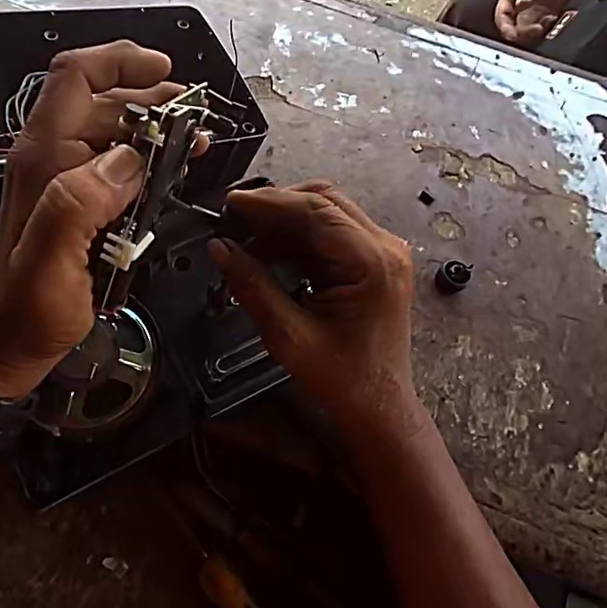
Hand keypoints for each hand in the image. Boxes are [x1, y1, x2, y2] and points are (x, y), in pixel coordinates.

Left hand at [0, 41, 192, 398]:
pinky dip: (154, 155)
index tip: (165, 70)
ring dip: (159, 125)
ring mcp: (69, 178)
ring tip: (197, 135)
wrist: (17, 340)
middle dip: (153, 96)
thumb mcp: (49, 262)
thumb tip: (126, 160)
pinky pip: (122, 162)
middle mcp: (54, 157)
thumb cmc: (32, 308)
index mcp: (43, 158)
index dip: (119, 62)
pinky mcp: (86, 199)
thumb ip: (78, 204)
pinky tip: (178, 163)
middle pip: (104, 99)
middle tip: (197, 112)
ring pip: (117, 128)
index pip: (76, 79)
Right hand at [207, 181, 418, 437]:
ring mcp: (384, 253)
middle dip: (277, 206)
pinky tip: (271, 250)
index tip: (233, 203)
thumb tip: (221, 249)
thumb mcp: (289, 336)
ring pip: (328, 212)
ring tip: (247, 235)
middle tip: (235, 218)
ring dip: (286, 220)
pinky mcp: (374, 262)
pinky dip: (300, 237)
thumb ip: (253, 286)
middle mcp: (385, 248)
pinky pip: (333, 233)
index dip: (270, 202)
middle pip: (325, 202)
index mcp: (372, 263)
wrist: (378, 406)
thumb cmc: (344, 380)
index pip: (317, 210)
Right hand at [495, 0, 582, 45]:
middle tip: (537, 29)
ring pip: (523, 33)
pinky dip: (545, 30)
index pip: (501, 16)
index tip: (512, 34)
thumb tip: (521, 3)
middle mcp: (515, 8)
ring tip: (549, 20)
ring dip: (534, 33)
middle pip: (511, 28)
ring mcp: (527, 15)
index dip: (505, 27)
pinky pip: (538, 32)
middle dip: (522, 33)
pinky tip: (553, 18)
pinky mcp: (539, 20)